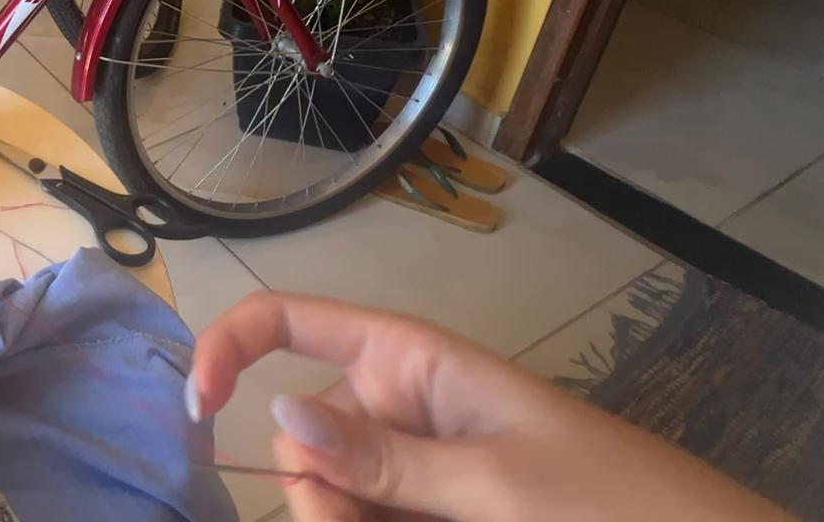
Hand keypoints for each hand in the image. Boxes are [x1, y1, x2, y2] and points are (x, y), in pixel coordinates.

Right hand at [187, 292, 791, 521]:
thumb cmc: (622, 506)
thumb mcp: (500, 485)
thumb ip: (385, 458)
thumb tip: (275, 416)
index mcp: (399, 357)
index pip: (284, 320)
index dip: (228, 344)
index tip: (200, 410)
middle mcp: (388, 402)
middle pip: (302, 438)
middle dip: (318, 496)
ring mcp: (407, 462)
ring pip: (330, 495)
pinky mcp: (422, 510)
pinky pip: (365, 519)